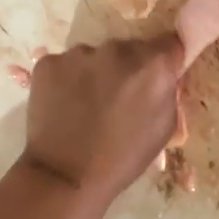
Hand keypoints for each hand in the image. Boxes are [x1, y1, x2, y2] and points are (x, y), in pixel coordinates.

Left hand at [23, 34, 184, 203]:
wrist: (65, 176)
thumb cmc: (124, 158)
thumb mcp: (164, 128)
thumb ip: (168, 91)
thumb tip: (164, 75)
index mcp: (154, 65)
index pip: (169, 43)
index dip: (166, 59)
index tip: (160, 75)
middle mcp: (118, 49)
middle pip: (131, 48)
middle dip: (130, 67)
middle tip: (120, 98)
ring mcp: (80, 53)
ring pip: (96, 56)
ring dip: (97, 73)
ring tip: (88, 106)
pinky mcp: (49, 62)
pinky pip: (66, 65)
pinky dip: (68, 80)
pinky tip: (66, 106)